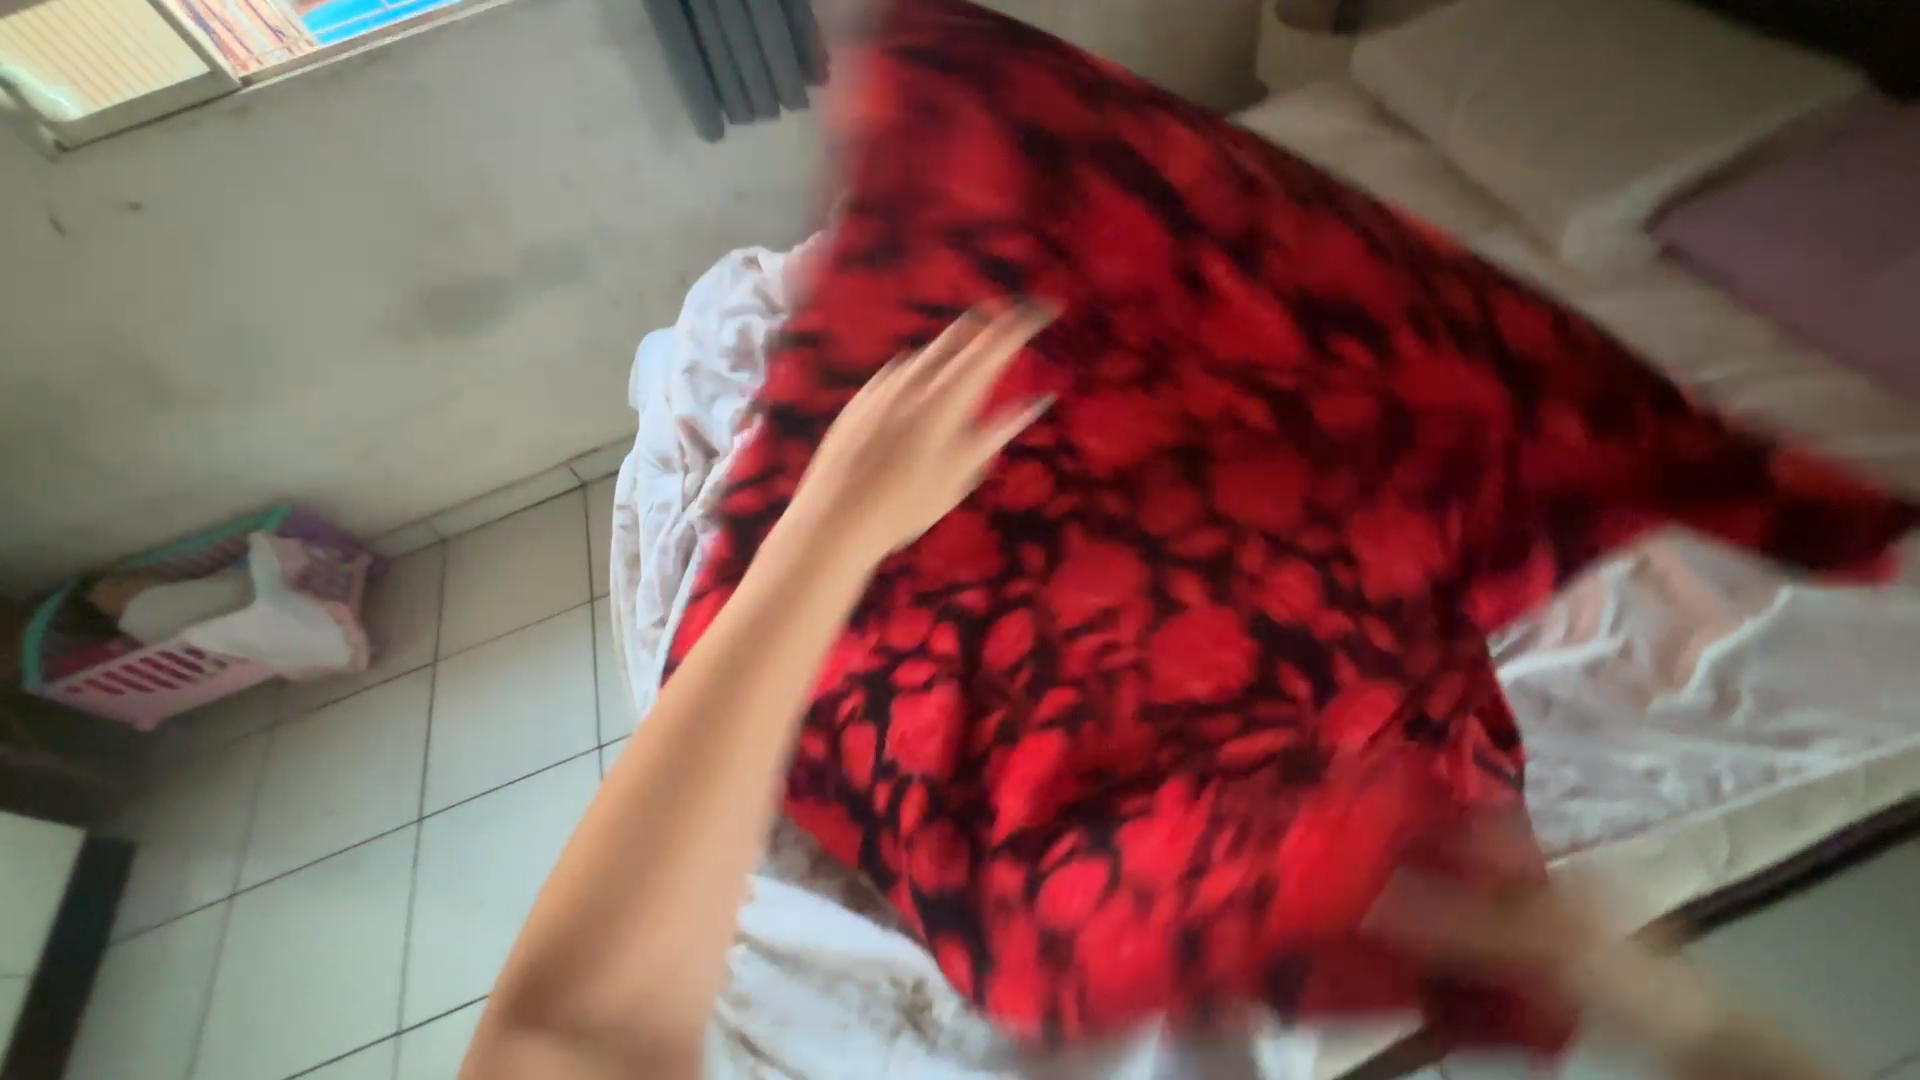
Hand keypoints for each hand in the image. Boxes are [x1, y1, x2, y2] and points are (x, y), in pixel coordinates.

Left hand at [780, 301, 1056, 566]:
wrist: (837, 517)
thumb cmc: (908, 503)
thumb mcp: (963, 472)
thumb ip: (1000, 430)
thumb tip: (1038, 401)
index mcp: (949, 394)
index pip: (996, 340)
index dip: (1025, 319)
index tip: (1047, 308)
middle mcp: (915, 377)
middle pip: (960, 332)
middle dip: (990, 324)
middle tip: (1011, 328)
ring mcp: (883, 385)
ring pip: (928, 352)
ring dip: (955, 351)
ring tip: (969, 367)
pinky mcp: (860, 399)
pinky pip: (899, 372)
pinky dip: (922, 372)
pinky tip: (921, 395)